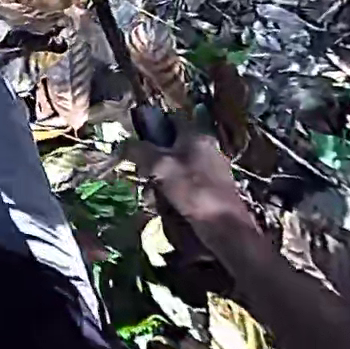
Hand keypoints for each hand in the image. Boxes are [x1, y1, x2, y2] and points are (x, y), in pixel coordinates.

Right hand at [135, 129, 257, 232]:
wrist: (226, 229)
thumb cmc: (193, 190)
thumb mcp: (159, 166)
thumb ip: (139, 150)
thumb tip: (123, 144)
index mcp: (196, 136)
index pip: (170, 119)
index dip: (151, 126)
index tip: (137, 141)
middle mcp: (207, 148)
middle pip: (171, 146)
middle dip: (152, 160)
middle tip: (141, 173)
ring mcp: (212, 170)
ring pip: (176, 167)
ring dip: (160, 178)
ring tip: (151, 195)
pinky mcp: (213, 190)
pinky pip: (185, 184)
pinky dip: (172, 191)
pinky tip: (165, 205)